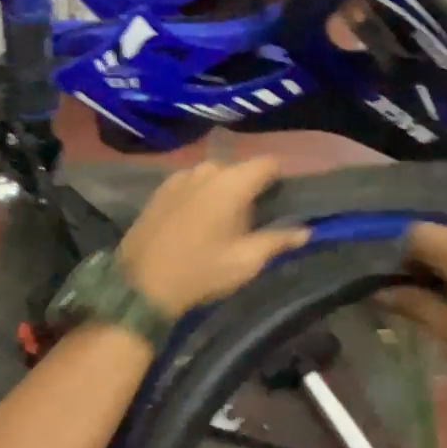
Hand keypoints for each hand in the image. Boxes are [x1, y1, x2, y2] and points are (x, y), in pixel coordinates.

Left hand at [118, 159, 309, 316]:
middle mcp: (205, 171)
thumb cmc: (200, 272)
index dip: (279, 178)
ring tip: (225, 220)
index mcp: (231, 183)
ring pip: (212, 175)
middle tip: (254, 217)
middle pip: (238, 168)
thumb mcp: (245, 262)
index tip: (283, 199)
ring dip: (223, 190)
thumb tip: (305, 231)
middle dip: (249, 187)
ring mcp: (178, 178)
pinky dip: (200, 195)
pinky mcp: (160, 190)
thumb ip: (277, 241)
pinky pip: (190, 184)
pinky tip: (197, 221)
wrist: (141, 284)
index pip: (267, 163)